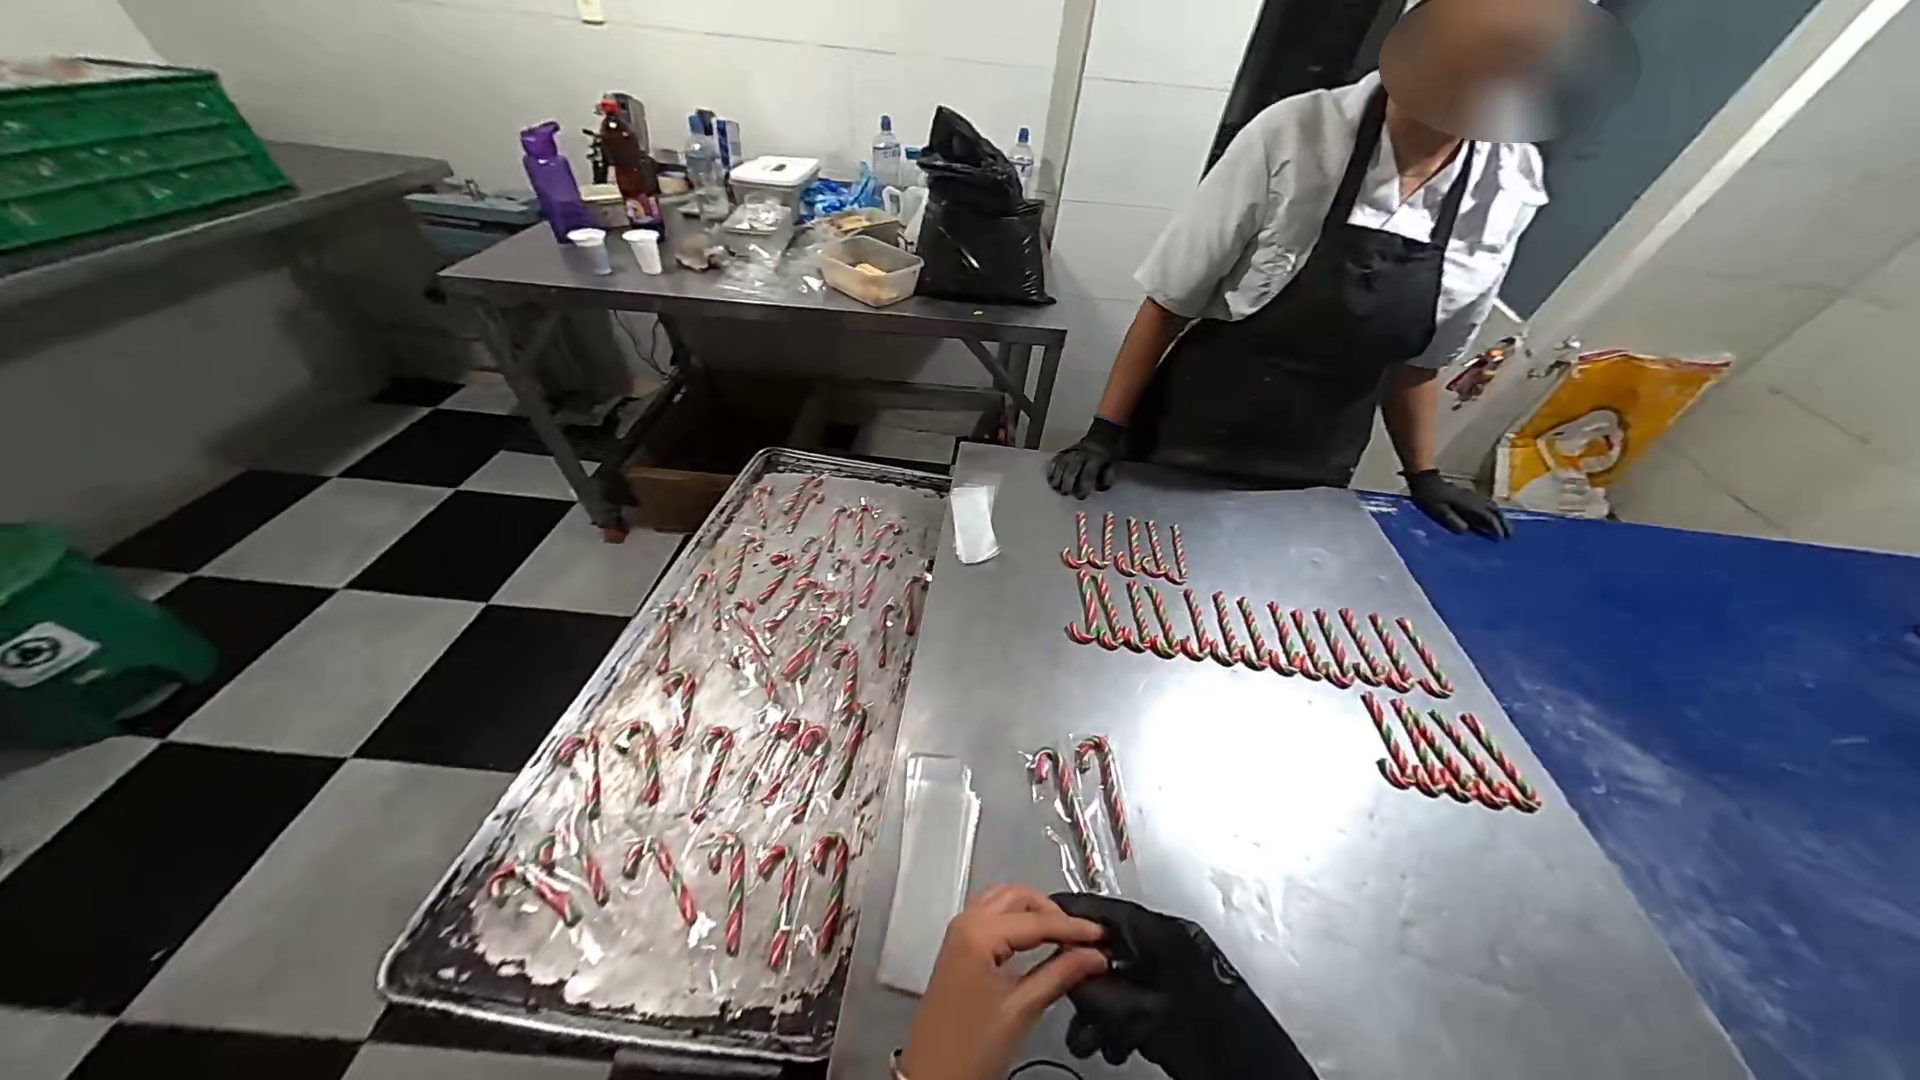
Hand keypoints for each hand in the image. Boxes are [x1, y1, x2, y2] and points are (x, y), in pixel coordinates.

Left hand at [899, 885, 1107, 1079]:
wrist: (930, 1076)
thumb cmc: (974, 1046)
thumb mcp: (1021, 1010)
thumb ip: (1060, 975)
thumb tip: (1096, 956)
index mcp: (979, 932)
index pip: (1036, 921)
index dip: (1073, 927)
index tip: (1104, 936)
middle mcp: (967, 920)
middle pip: (1018, 898)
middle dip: (1052, 912)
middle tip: (1082, 936)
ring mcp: (960, 930)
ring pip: (1003, 900)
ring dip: (1034, 911)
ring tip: (1064, 935)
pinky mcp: (958, 943)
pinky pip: (991, 913)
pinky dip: (1016, 917)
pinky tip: (1036, 939)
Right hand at [1046, 418, 1125, 498]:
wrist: (1100, 439)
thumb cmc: (1105, 458)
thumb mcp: (1112, 466)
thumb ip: (1106, 478)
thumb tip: (1098, 488)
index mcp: (1096, 458)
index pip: (1088, 473)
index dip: (1084, 485)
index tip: (1080, 497)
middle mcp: (1082, 454)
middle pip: (1072, 468)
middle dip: (1067, 482)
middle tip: (1064, 493)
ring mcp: (1072, 451)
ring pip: (1062, 463)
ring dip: (1057, 476)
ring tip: (1055, 488)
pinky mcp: (1064, 451)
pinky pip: (1056, 459)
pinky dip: (1051, 469)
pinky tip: (1050, 479)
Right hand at [1051, 893, 1317, 1079]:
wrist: (1258, 1079)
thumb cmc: (1203, 1037)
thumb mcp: (1142, 1016)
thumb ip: (1097, 991)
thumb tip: (1065, 976)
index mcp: (1163, 935)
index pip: (1106, 911)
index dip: (1071, 912)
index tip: (1040, 913)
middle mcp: (1168, 946)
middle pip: (1110, 948)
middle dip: (1081, 977)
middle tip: (1059, 996)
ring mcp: (1175, 976)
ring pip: (1121, 980)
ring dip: (1099, 1010)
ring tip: (1087, 1042)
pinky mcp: (1178, 1005)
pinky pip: (1138, 1000)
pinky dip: (1121, 1022)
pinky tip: (1112, 1049)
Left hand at [1405, 469, 1510, 538]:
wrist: (1426, 480)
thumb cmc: (1430, 496)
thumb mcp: (1437, 510)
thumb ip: (1451, 519)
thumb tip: (1466, 530)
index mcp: (1468, 504)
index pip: (1487, 516)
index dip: (1495, 527)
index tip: (1501, 538)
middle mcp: (1475, 499)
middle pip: (1494, 511)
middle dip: (1503, 523)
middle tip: (1509, 535)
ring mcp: (1472, 496)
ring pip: (1491, 507)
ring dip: (1498, 517)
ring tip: (1503, 528)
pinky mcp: (1468, 495)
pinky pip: (1485, 504)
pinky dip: (1491, 512)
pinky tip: (1489, 517)